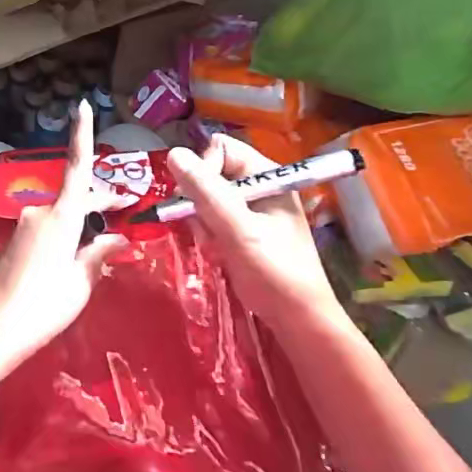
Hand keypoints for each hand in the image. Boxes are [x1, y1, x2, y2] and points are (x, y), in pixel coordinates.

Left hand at [0, 100, 130, 436]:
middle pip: (76, 196)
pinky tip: (81, 257)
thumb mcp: (80, 282)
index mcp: (60, 216)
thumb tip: (121, 238)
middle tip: (126, 209)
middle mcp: (40, 213)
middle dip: (101, 200)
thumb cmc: (42, 305)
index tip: (80, 105)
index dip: (81, 136)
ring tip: (108, 242)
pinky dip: (68, 235)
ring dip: (85, 222)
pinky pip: (50, 230)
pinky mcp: (16, 243)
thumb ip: (100, 256)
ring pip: (63, 215)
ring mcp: (25, 227)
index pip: (76, 167)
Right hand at [167, 134, 344, 331]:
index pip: (221, 149)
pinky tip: (216, 253)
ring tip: (214, 246)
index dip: (204, 169)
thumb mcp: (238, 229)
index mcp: (269, 177)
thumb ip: (206, 192)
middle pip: (210, 173)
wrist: (298, 321)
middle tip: (207, 228)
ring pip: (206, 199)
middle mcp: (260, 187)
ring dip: (202, 222)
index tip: (199, 200)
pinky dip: (207, 235)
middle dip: (200, 201)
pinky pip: (211, 219)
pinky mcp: (243, 231)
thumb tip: (174, 153)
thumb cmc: (274, 272)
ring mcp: (251, 210)